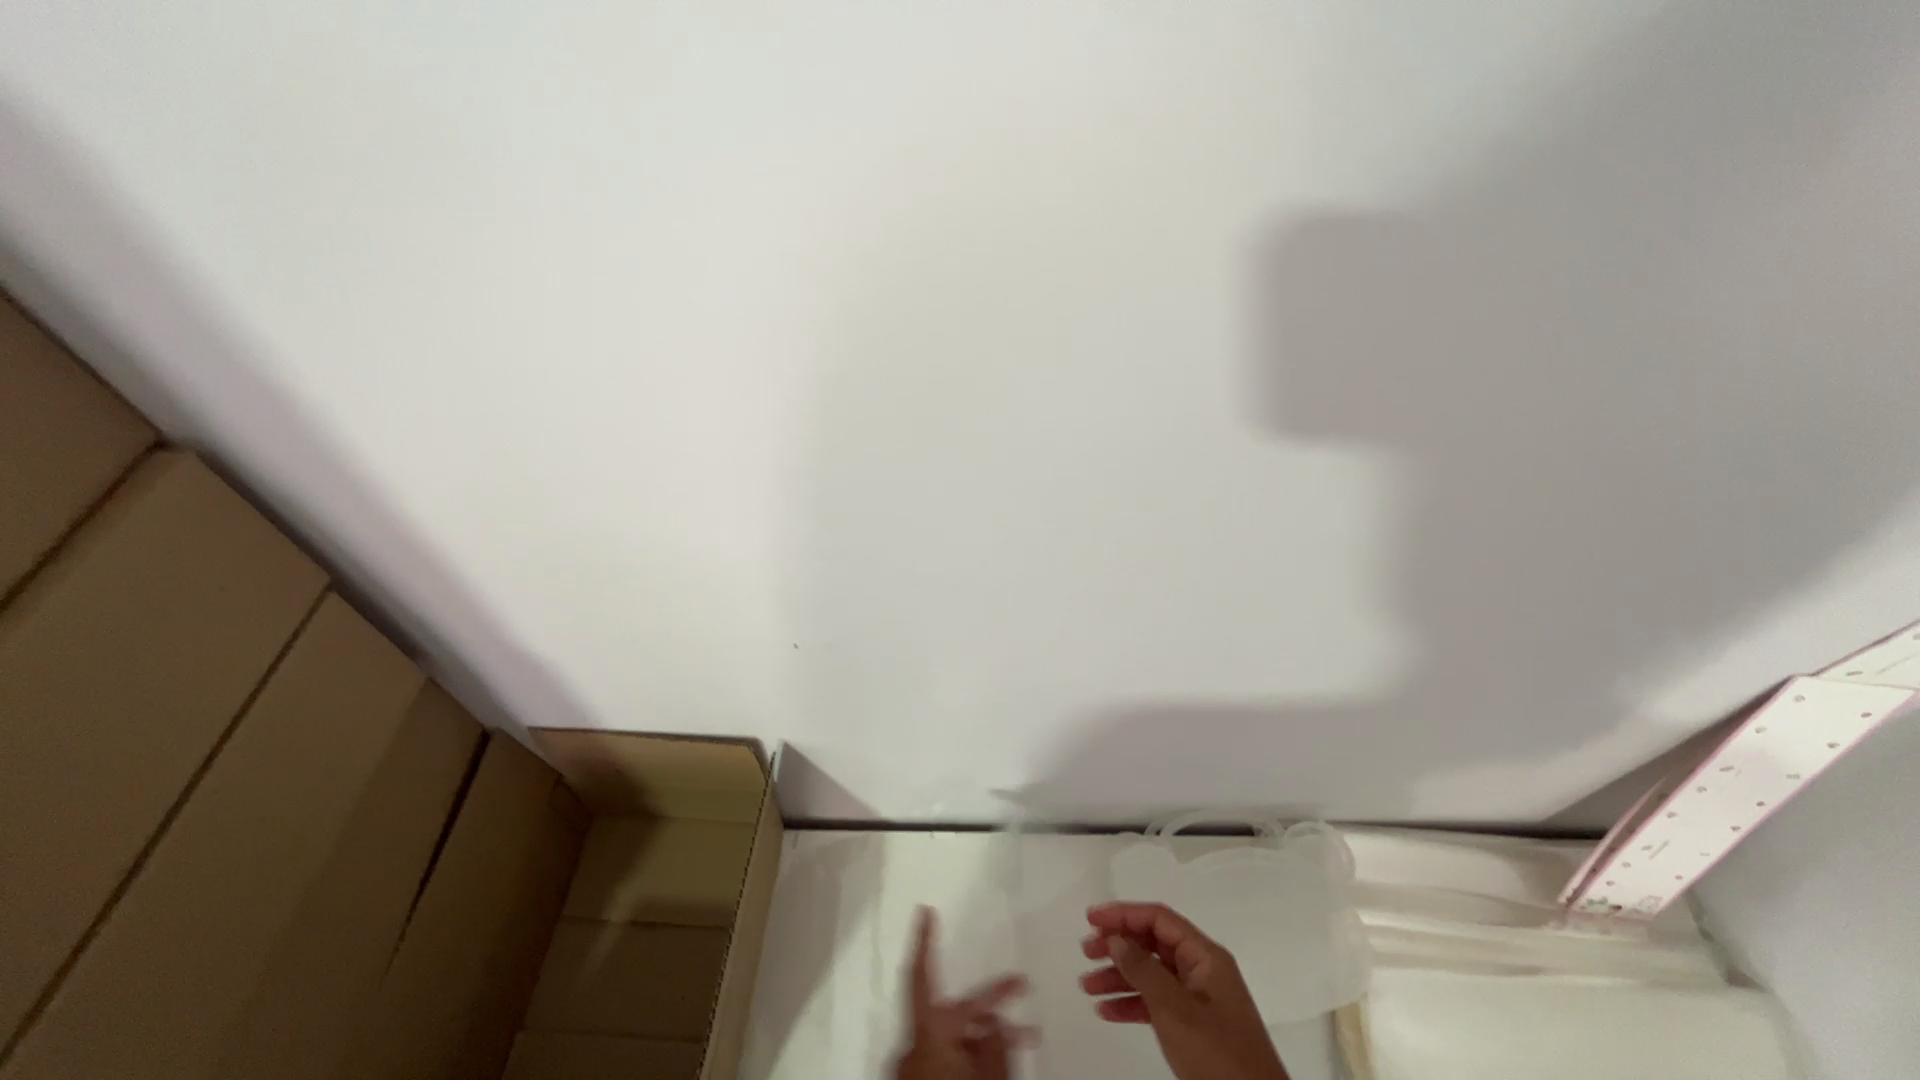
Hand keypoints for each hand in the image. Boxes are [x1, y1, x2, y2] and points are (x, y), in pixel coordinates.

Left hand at [894, 906, 1031, 1079]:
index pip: (922, 973)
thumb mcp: (988, 1071)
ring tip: (1027, 1036)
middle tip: (1022, 986)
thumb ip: (996, 1042)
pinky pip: (947, 1054)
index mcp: (927, 1029)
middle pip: (953, 1010)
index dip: (923, 940)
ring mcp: (912, 1063)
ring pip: (954, 1036)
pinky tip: (997, 1057)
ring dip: (986, 1033)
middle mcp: (913, 1042)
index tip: (924, 908)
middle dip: (988, 1001)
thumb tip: (997, 1022)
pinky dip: (971, 1051)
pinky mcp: (916, 1076)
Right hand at [1079, 902, 1289, 1079]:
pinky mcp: (1193, 1024)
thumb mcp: (1175, 1009)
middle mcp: (1202, 970)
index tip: (1090, 920)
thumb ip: (1143, 969)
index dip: (1123, 914)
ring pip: (1151, 974)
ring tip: (1086, 986)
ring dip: (1119, 977)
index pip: (1159, 919)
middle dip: (1118, 945)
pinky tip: (1106, 1011)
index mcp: (1205, 956)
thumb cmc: (1216, 1053)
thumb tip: (1116, 938)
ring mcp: (1198, 998)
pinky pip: (1156, 1002)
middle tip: (1085, 952)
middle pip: (1153, 943)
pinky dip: (1131, 1003)